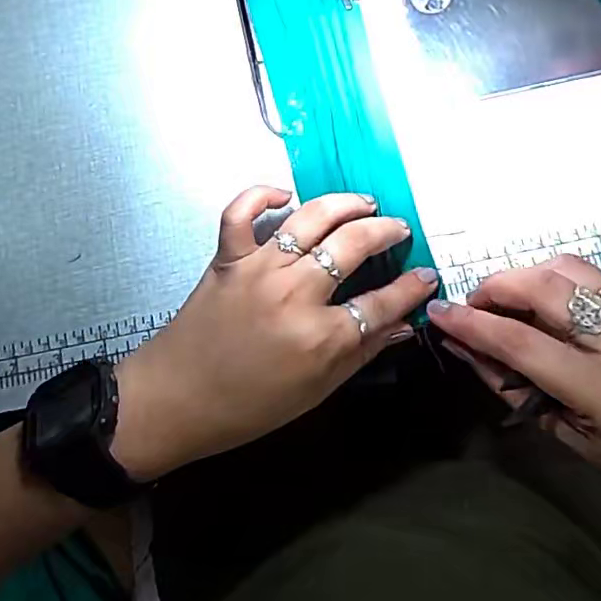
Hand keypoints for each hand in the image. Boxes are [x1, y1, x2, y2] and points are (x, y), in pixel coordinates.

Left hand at [108, 186, 437, 480]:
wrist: (174, 401)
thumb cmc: (250, 406)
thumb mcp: (317, 390)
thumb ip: (363, 352)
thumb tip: (404, 324)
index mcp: (321, 337)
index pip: (383, 301)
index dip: (412, 286)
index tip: (426, 273)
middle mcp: (295, 294)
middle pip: (354, 245)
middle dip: (387, 231)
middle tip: (399, 228)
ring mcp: (259, 269)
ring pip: (311, 218)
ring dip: (346, 203)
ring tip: (366, 203)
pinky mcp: (227, 258)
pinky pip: (241, 212)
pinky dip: (261, 194)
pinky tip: (285, 195)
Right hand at [427, 254, 600, 561]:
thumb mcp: (576, 440)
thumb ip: (521, 390)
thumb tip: (473, 350)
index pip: (520, 343)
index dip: (471, 325)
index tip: (439, 313)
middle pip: (544, 285)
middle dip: (497, 285)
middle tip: (476, 303)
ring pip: (572, 268)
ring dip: (531, 276)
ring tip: (515, 301)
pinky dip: (568, 290)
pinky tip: (565, 315)